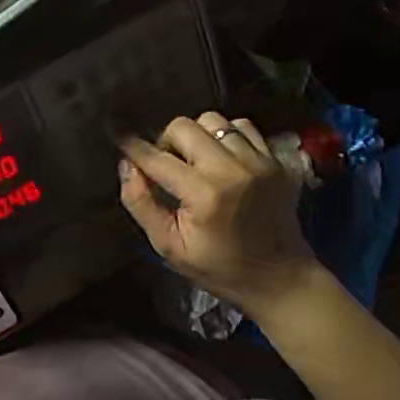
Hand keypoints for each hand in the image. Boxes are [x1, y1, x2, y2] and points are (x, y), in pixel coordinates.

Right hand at [118, 113, 314, 315]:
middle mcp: (232, 169)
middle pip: (183, 126)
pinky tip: (221, 158)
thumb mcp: (169, 246)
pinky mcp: (275, 160)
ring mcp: (258, 161)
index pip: (157, 158)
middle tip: (166, 166)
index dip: (132, 147)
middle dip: (165, 142)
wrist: (281, 279)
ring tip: (194, 161)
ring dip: (195, 136)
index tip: (118, 137)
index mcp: (204, 194)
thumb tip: (126, 165)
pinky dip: (225, 135)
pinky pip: (242, 127)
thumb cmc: (219, 268)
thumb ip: (141, 204)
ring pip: (213, 121)